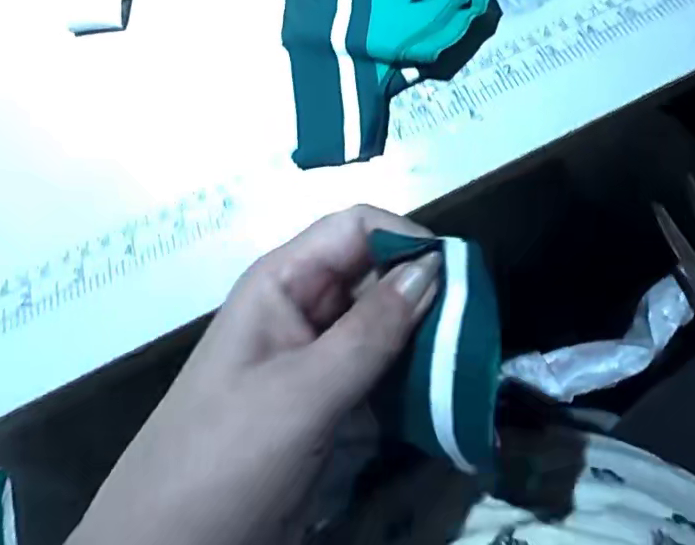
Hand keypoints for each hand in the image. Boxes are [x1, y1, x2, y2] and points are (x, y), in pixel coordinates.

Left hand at [68, 205, 443, 544]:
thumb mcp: (302, 395)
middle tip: (473, 323)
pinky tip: (443, 390)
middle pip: (377, 270)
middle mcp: (304, 304)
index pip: (357, 227)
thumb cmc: (221, 466)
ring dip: (425, 334)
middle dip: (425, 289)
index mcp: (284, 281)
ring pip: (386, 318)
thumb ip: (373, 330)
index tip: (456, 273)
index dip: (406, 237)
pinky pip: (382, 364)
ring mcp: (318, 352)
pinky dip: (413, 372)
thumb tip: (435, 265)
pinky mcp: (330, 395)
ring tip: (467, 357)